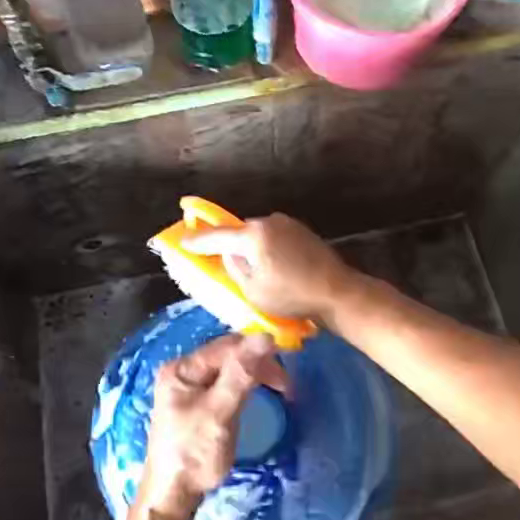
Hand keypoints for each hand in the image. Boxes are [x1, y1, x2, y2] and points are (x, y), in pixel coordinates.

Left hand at [140, 334, 289, 517]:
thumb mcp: (219, 413)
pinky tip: (260, 394)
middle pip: (228, 355)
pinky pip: (227, 384)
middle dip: (259, 364)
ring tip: (280, 390)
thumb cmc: (194, 455)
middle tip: (286, 385)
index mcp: (181, 369)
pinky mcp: (198, 404)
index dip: (258, 351)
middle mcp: (183, 372)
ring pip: (230, 369)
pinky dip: (246, 386)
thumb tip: (265, 337)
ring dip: (256, 375)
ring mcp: (190, 388)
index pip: (226, 346)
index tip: (288, 367)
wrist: (173, 495)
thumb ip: (241, 374)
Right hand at [180, 214, 361, 323]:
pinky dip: (266, 248)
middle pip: (238, 232)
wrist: (338, 293)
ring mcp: (287, 224)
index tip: (182, 241)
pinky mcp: (301, 231)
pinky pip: (273, 237)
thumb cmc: (292, 297)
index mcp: (253, 236)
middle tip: (216, 258)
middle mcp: (269, 222)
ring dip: (249, 247)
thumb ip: (234, 269)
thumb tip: (229, 255)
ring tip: (249, 269)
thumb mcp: (253, 291)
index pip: (216, 236)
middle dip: (227, 244)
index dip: (196, 240)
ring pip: (256, 234)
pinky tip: (271, 266)